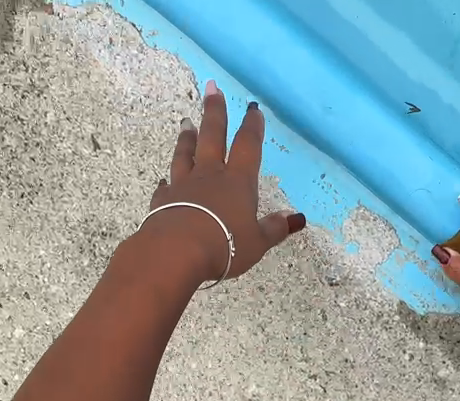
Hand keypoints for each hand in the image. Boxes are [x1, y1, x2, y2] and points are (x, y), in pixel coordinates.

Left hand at [142, 82, 305, 284]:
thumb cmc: (226, 246)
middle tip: (212, 88)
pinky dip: (167, 182)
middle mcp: (210, 175)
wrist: (178, 252)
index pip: (248, 146)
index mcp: (238, 182)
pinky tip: (165, 180)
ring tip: (186, 124)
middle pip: (213, 136)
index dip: (252, 127)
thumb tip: (296, 219)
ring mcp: (183, 185)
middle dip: (215, 111)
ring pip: (186, 154)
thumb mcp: (258, 242)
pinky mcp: (163, 201)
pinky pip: (166, 187)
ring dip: (187, 138)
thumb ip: (275, 228)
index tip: (253, 108)